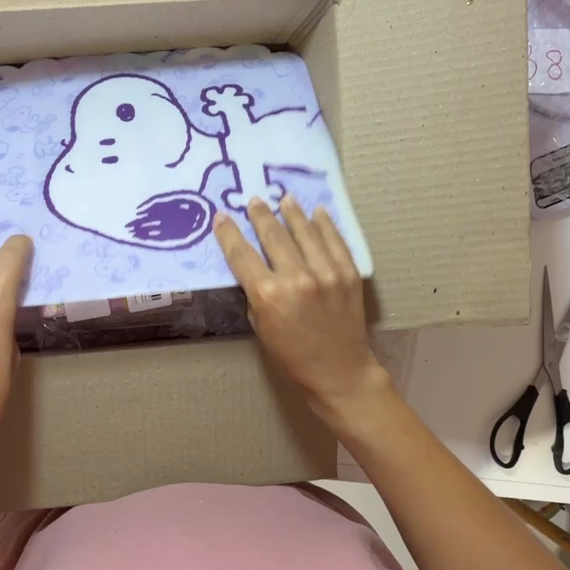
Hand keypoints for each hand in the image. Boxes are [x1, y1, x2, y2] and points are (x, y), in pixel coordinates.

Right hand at [213, 195, 386, 418]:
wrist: (338, 370)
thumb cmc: (292, 356)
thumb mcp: (261, 327)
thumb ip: (256, 294)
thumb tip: (253, 267)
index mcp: (268, 295)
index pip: (242, 255)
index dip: (229, 233)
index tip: (221, 217)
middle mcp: (297, 278)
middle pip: (273, 235)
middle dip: (260, 215)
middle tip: (254, 201)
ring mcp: (326, 272)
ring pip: (305, 231)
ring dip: (291, 212)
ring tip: (284, 199)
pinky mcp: (348, 273)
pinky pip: (334, 240)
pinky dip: (324, 224)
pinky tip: (316, 213)